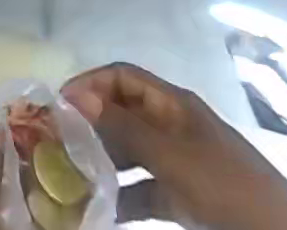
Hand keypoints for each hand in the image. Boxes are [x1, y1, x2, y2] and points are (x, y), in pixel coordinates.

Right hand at [62, 64, 286, 229]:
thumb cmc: (232, 190)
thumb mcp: (174, 158)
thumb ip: (123, 128)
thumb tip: (71, 96)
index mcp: (174, 105)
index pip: (120, 77)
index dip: (88, 84)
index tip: (59, 107)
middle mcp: (173, 127)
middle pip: (120, 113)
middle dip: (88, 126)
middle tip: (55, 144)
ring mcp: (180, 164)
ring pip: (128, 153)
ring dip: (100, 163)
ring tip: (69, 177)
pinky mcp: (186, 199)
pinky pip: (143, 189)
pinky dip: (121, 197)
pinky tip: (100, 209)